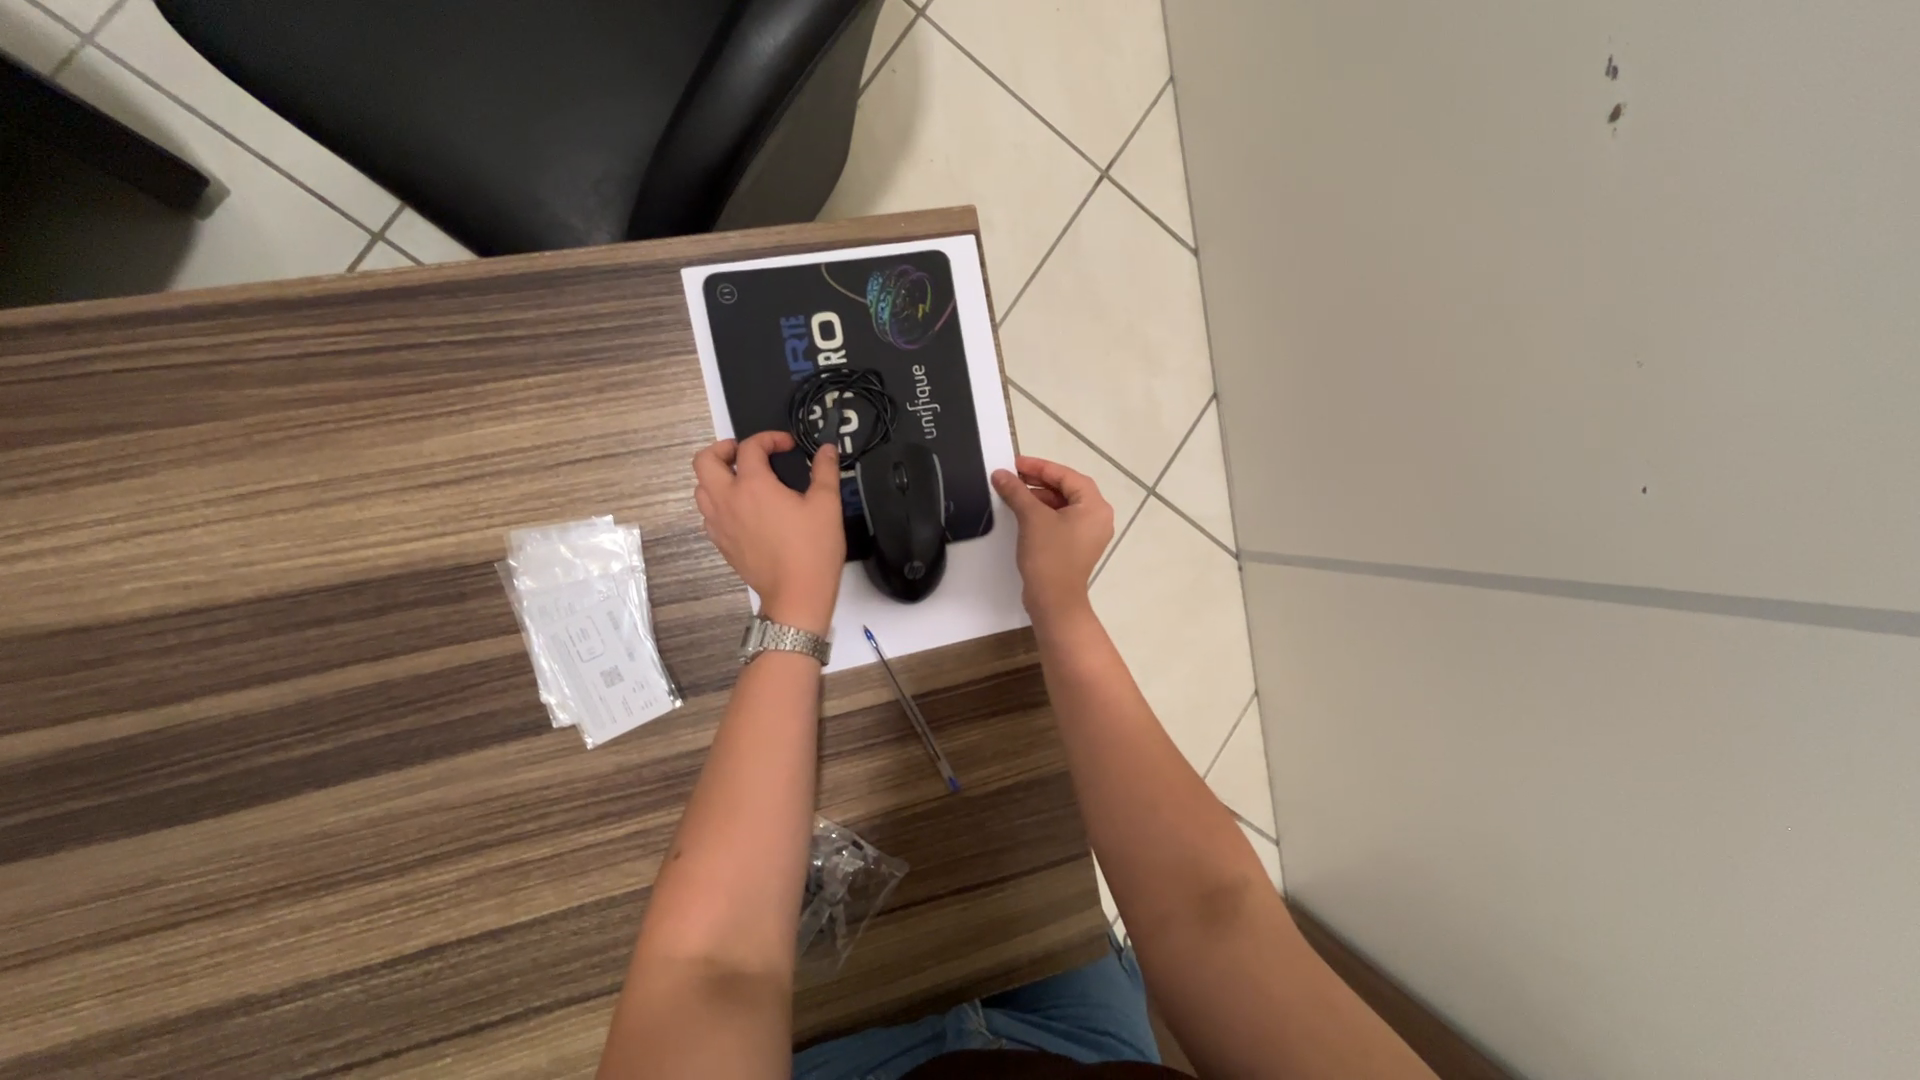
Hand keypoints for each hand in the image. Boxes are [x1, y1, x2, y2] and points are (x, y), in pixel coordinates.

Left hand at [693, 432, 844, 633]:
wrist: (797, 594)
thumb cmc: (813, 548)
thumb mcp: (827, 504)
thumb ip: (824, 471)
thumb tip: (826, 450)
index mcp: (753, 485)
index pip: (750, 447)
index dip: (768, 438)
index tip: (787, 445)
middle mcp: (728, 500)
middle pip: (704, 461)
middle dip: (722, 449)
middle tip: (745, 453)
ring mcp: (719, 524)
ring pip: (700, 489)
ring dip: (716, 476)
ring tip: (741, 479)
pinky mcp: (721, 543)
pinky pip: (708, 514)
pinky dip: (718, 503)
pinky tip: (742, 510)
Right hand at [990, 455, 1113, 622]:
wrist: (1054, 601)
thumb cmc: (1049, 556)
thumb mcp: (1031, 518)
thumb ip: (1016, 491)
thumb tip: (1000, 474)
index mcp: (1095, 506)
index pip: (1066, 476)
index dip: (1039, 467)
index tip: (1015, 463)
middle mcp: (1098, 517)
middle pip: (1067, 489)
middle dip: (1039, 482)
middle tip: (1013, 477)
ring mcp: (1089, 535)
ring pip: (1063, 506)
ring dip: (1039, 498)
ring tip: (1014, 494)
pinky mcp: (1077, 548)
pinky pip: (1062, 522)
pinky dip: (1044, 514)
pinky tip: (1023, 513)